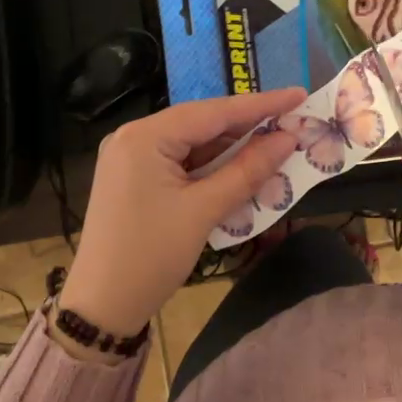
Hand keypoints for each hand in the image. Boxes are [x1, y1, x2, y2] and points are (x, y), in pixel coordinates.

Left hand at [58, 89, 304, 343]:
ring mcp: (131, 159)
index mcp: (145, 137)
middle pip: (202, 124)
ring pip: (193, 144)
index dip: (260, 105)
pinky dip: (212, 167)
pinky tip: (242, 169)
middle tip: (293, 121)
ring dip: (232, 149)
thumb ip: (247, 170)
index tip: (299, 95)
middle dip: (248, 126)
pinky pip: (181, 163)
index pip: (213, 112)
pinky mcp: (135, 180)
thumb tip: (287, 139)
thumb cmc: (151, 255)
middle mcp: (134, 138)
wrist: (102, 305)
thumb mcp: (204, 211)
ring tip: (277, 144)